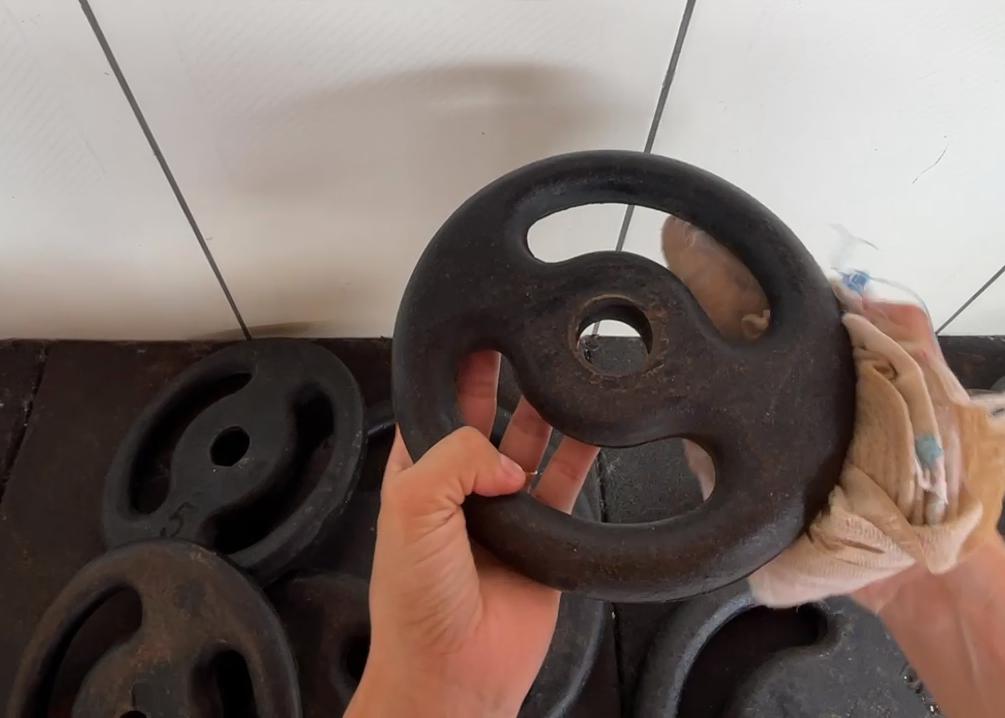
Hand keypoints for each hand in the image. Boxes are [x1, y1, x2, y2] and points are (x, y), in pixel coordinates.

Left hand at [346, 350, 598, 717]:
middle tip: (522, 331)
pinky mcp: (543, 529)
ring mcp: (504, 504)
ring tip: (564, 368)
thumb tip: (508, 460)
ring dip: (546, 406)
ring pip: (531, 438)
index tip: (475, 328)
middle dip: (502, 373)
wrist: (453, 676)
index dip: (455, 367)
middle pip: (486, 411)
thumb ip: (456, 459)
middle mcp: (462, 481)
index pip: (437, 401)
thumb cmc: (414, 602)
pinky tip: (593, 424)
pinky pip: (566, 478)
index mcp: (420, 469)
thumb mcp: (412, 510)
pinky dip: (581, 450)